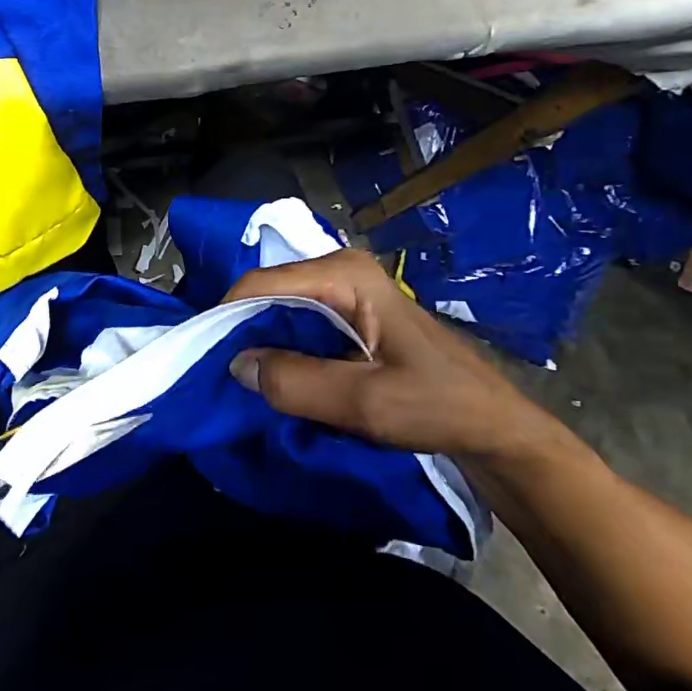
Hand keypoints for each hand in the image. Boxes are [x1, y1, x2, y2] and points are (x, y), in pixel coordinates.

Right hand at [224, 249, 570, 460]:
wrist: (488, 421)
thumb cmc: (435, 405)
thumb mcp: (363, 403)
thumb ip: (296, 382)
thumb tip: (236, 364)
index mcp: (347, 275)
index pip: (263, 282)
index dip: (228, 317)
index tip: (203, 361)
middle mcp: (345, 269)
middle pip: (272, 290)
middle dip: (244, 330)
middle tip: (219, 378)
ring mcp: (351, 290)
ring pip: (285, 308)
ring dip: (264, 343)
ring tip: (242, 383)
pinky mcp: (355, 313)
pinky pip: (304, 322)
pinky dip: (286, 348)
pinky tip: (279, 378)